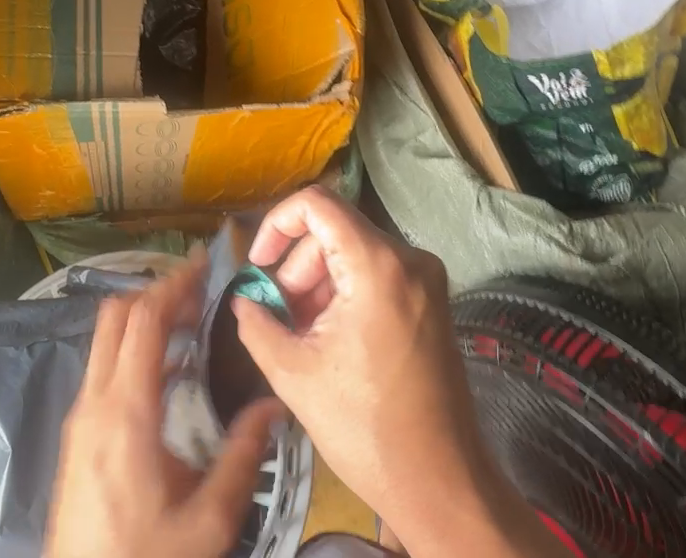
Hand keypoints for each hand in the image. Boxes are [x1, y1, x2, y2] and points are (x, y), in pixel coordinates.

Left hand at [44, 256, 283, 557]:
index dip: (174, 285)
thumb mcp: (207, 521)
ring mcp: (81, 417)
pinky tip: (169, 371)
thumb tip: (274, 405)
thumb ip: (243, 457)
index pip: (144, 321)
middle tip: (200, 288)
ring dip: (143, 319)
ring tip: (190, 321)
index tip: (204, 265)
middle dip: (157, 291)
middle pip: (116, 317)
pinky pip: (103, 368)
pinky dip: (133, 349)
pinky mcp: (78, 435)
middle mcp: (95, 402)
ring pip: (105, 340)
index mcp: (126, 412)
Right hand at [233, 189, 560, 557]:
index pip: (317, 203)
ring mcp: (426, 280)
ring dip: (318, 284)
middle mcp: (409, 259)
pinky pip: (376, 274)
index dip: (276, 224)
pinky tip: (330, 339)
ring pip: (353, 253)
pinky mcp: (431, 302)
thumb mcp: (293, 372)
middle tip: (280, 318)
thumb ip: (257, 323)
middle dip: (297, 268)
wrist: (441, 481)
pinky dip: (344, 294)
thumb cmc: (364, 426)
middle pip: (334, 231)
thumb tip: (244, 300)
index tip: (259, 266)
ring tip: (302, 335)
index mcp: (377, 266)